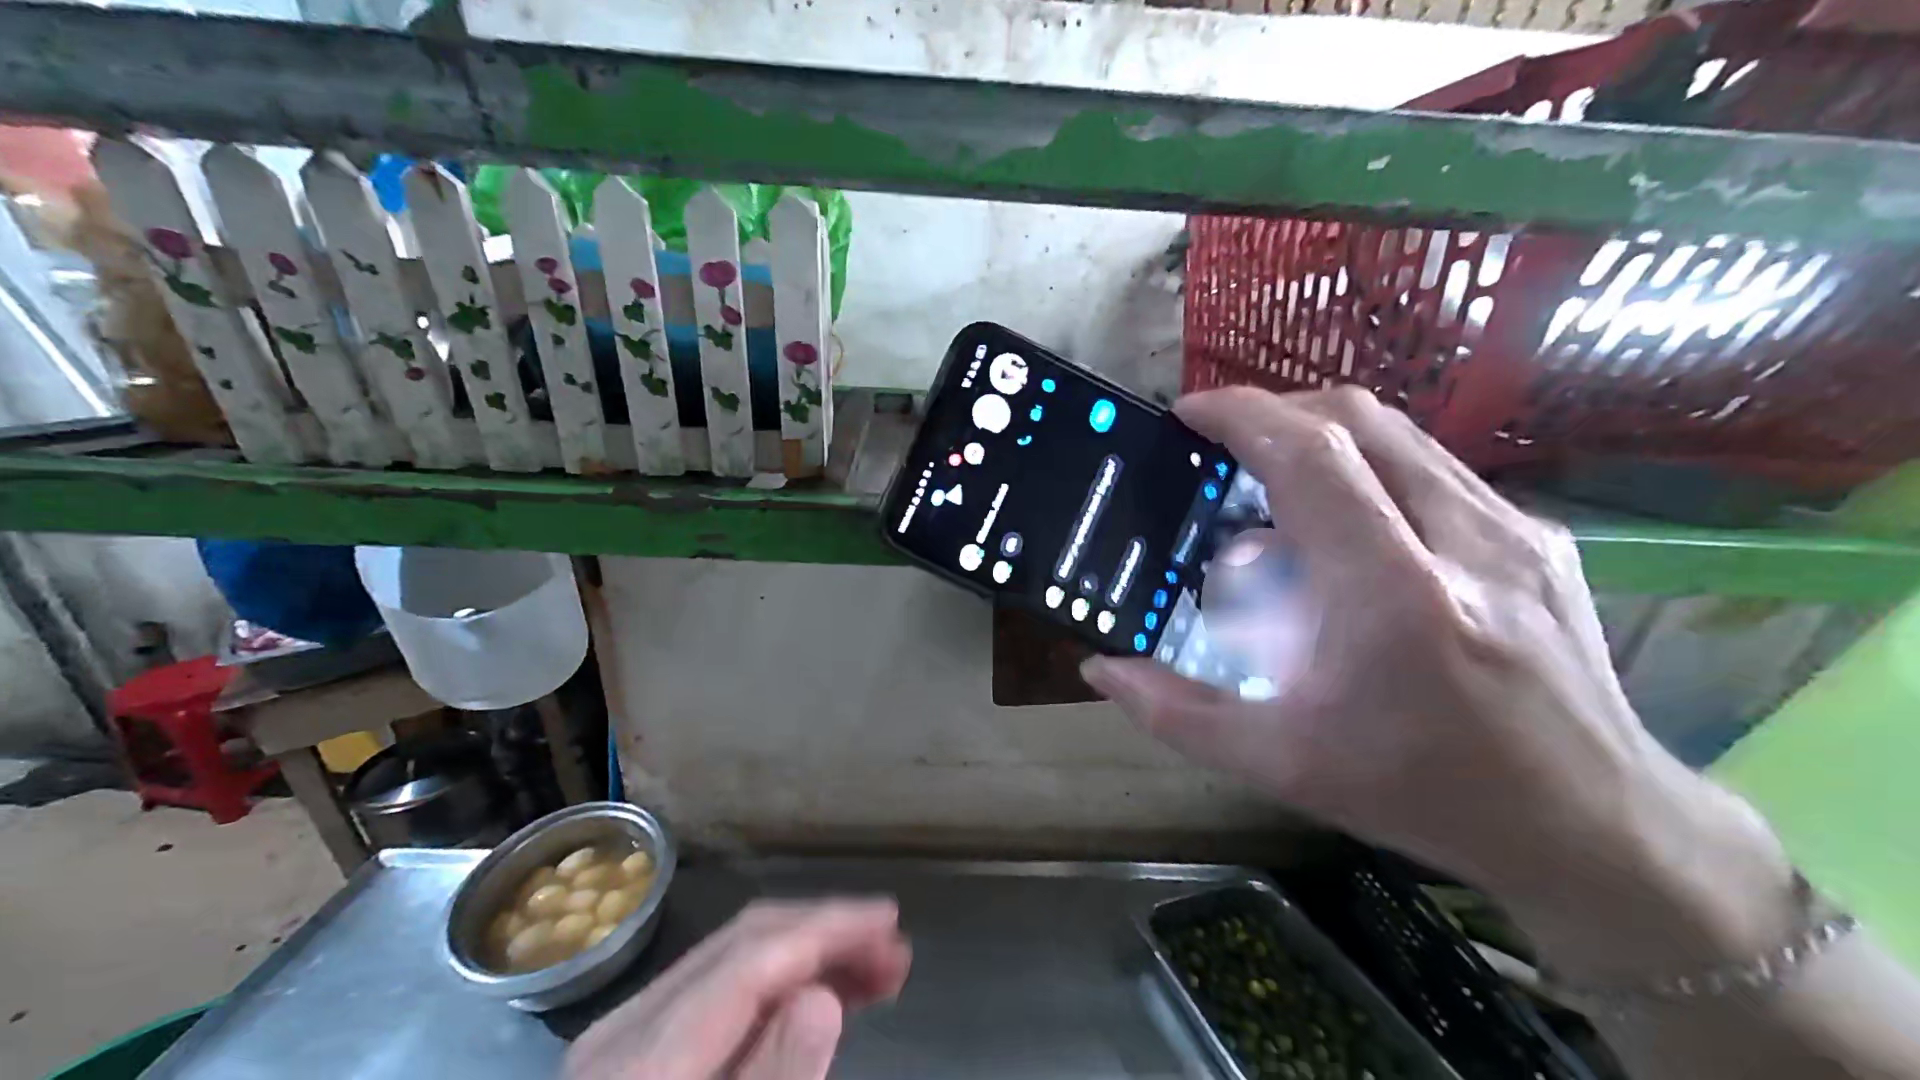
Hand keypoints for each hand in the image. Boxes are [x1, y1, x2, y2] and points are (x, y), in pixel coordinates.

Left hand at [565, 899, 911, 1079]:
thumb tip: (824, 997)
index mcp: (642, 1065)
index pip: (751, 961)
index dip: (827, 929)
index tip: (891, 922)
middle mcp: (626, 1027)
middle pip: (744, 942)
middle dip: (826, 933)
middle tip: (893, 951)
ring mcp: (625, 1034)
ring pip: (736, 956)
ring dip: (810, 953)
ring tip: (875, 970)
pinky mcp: (635, 1048)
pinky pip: (721, 988)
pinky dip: (780, 980)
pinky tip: (822, 996)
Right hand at [1082, 387, 1794, 978]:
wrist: (1596, 826)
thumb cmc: (1426, 793)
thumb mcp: (1283, 765)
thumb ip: (1178, 714)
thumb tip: (1102, 668)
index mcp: (1393, 595)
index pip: (1312, 457)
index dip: (1241, 415)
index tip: (1189, 414)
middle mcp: (1462, 540)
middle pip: (1357, 419)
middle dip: (1274, 412)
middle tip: (1220, 445)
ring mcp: (1513, 530)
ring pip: (1400, 433)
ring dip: (1321, 436)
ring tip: (1272, 479)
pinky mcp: (1538, 536)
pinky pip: (1434, 468)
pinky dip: (1368, 468)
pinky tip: (1346, 524)